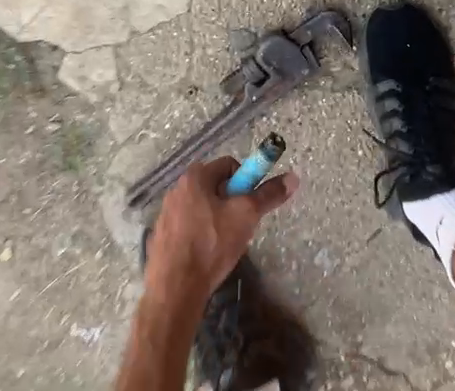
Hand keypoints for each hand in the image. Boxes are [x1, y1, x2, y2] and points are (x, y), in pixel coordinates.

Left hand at [144, 157, 296, 304]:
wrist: (175, 290)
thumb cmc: (211, 244)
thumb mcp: (246, 216)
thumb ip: (269, 195)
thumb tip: (293, 178)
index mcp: (194, 177)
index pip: (229, 165)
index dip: (246, 182)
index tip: (250, 205)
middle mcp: (176, 189)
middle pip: (215, 187)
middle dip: (232, 202)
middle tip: (240, 225)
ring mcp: (166, 214)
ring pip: (203, 208)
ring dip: (217, 219)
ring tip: (224, 243)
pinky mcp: (161, 237)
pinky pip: (189, 227)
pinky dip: (201, 235)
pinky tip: (207, 256)